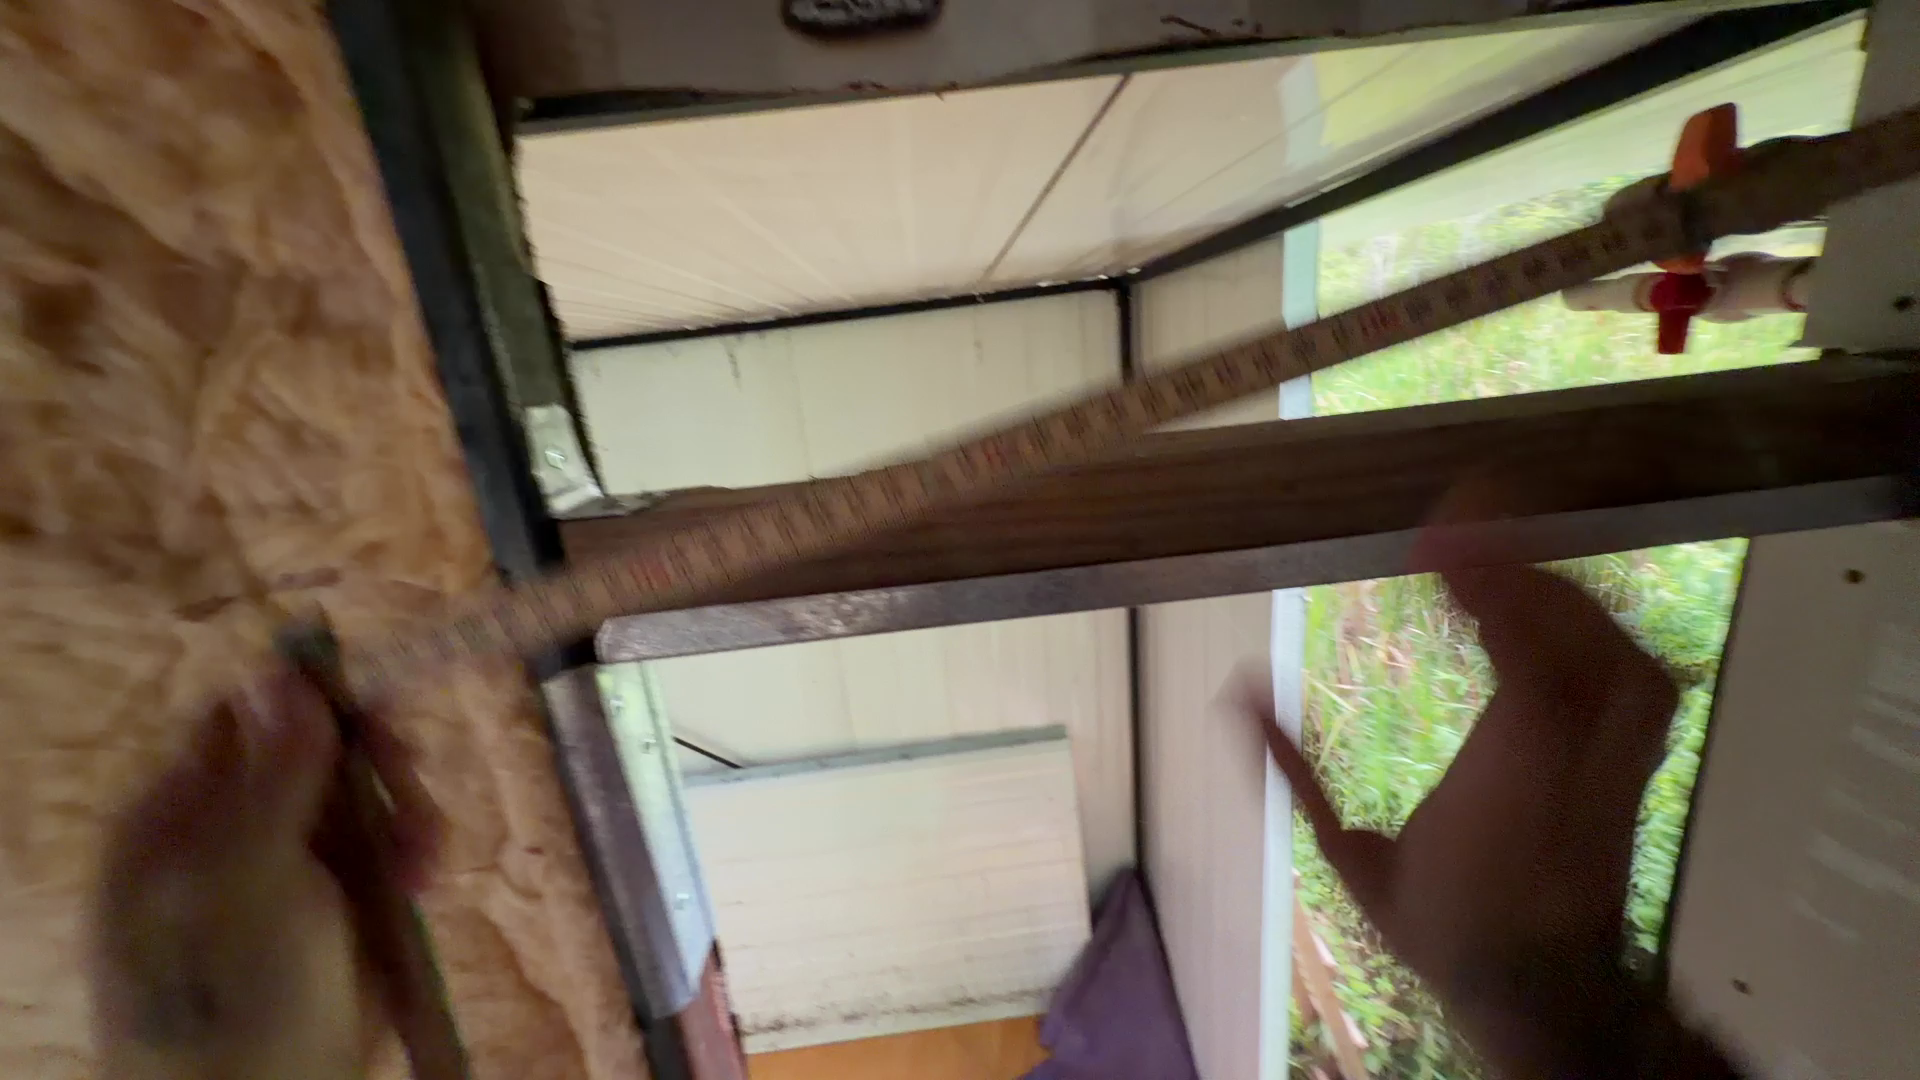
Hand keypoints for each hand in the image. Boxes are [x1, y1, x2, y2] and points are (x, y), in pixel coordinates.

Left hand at [89, 668, 441, 1079]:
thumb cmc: (239, 991)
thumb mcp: (249, 878)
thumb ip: (272, 776)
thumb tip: (281, 672)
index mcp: (182, 816)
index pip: (252, 716)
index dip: (318, 704)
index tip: (379, 716)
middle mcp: (237, 825)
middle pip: (328, 748)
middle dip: (382, 769)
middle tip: (411, 793)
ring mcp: (295, 856)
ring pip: (372, 790)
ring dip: (411, 816)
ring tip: (422, 864)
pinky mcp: (345, 884)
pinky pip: (393, 835)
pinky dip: (418, 850)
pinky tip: (422, 882)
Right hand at [1239, 484, 1682, 1077]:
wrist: (1540, 990)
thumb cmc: (1439, 921)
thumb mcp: (1352, 858)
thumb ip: (1292, 770)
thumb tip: (1237, 688)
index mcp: (1508, 792)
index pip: (1528, 672)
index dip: (1492, 596)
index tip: (1434, 537)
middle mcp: (1581, 772)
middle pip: (1592, 649)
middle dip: (1529, 571)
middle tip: (1455, 519)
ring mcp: (1620, 766)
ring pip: (1622, 653)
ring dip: (1557, 586)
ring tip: (1488, 546)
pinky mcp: (1631, 758)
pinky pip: (1626, 669)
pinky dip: (1581, 617)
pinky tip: (1531, 591)